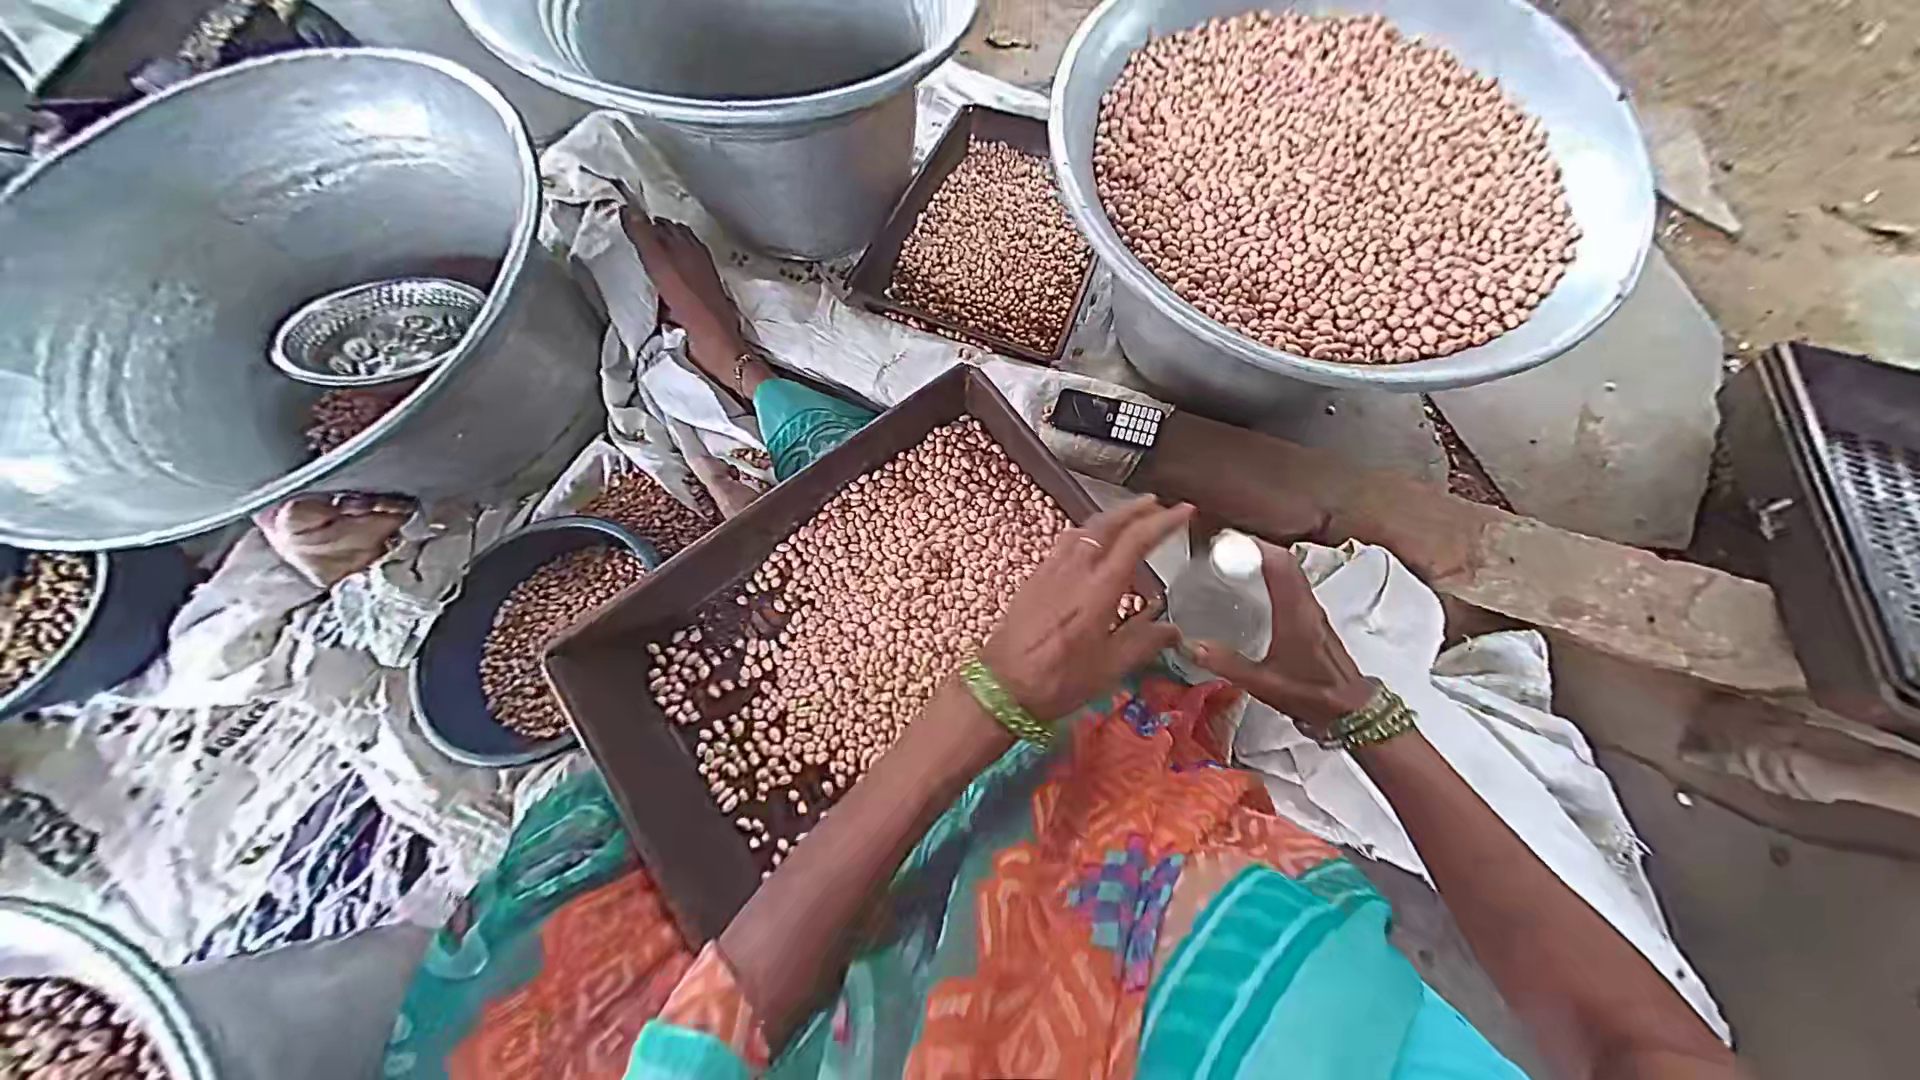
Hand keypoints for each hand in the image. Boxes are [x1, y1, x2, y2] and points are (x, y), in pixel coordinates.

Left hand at [980, 496, 1190, 721]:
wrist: (1001, 685)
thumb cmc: (1058, 679)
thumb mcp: (1110, 667)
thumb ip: (1143, 642)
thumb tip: (1172, 629)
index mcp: (1100, 588)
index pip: (1136, 540)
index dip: (1163, 521)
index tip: (1184, 510)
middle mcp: (1075, 569)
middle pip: (1107, 524)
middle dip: (1135, 509)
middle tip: (1157, 504)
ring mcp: (1051, 570)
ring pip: (1083, 529)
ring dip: (1110, 517)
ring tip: (1128, 516)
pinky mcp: (1035, 577)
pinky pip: (1064, 542)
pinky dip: (1086, 532)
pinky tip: (1090, 542)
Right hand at [1189, 538, 1373, 738]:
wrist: (1352, 710)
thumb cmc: (1311, 694)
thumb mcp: (1262, 682)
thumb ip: (1226, 663)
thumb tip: (1189, 646)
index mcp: (1295, 614)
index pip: (1279, 565)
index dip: (1254, 546)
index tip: (1226, 542)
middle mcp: (1306, 605)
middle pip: (1285, 561)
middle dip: (1255, 547)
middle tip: (1224, 548)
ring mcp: (1312, 610)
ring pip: (1291, 570)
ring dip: (1266, 558)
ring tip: (1235, 561)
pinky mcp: (1312, 618)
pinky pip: (1293, 583)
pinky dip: (1273, 573)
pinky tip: (1253, 586)